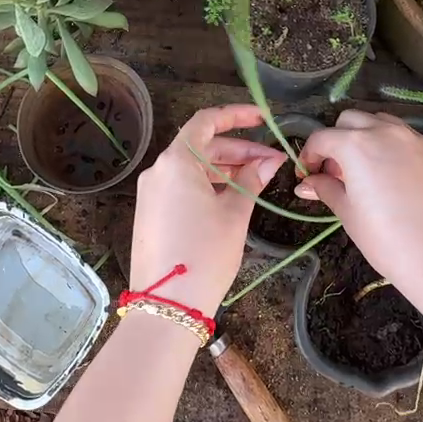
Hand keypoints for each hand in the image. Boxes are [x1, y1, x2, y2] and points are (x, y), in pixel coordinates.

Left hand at [129, 105, 285, 317]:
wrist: (167, 306)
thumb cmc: (204, 254)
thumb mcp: (234, 215)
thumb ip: (252, 180)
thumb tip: (270, 160)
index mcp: (176, 161)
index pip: (207, 121)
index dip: (236, 115)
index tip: (262, 118)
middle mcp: (159, 169)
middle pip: (201, 145)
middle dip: (238, 149)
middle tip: (271, 161)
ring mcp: (151, 191)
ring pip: (192, 167)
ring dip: (225, 168)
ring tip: (257, 179)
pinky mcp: (151, 212)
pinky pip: (182, 185)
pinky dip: (208, 184)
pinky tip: (233, 197)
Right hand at [297, 110, 422, 299]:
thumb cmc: (389, 242)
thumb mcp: (349, 216)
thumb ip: (326, 189)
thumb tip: (306, 183)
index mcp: (356, 145)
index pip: (322, 138)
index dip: (309, 155)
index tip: (308, 174)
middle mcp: (386, 132)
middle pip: (351, 120)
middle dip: (337, 139)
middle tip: (337, 172)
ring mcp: (417, 140)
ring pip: (383, 122)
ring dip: (367, 136)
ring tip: (368, 169)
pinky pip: (410, 139)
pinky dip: (395, 148)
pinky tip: (399, 179)